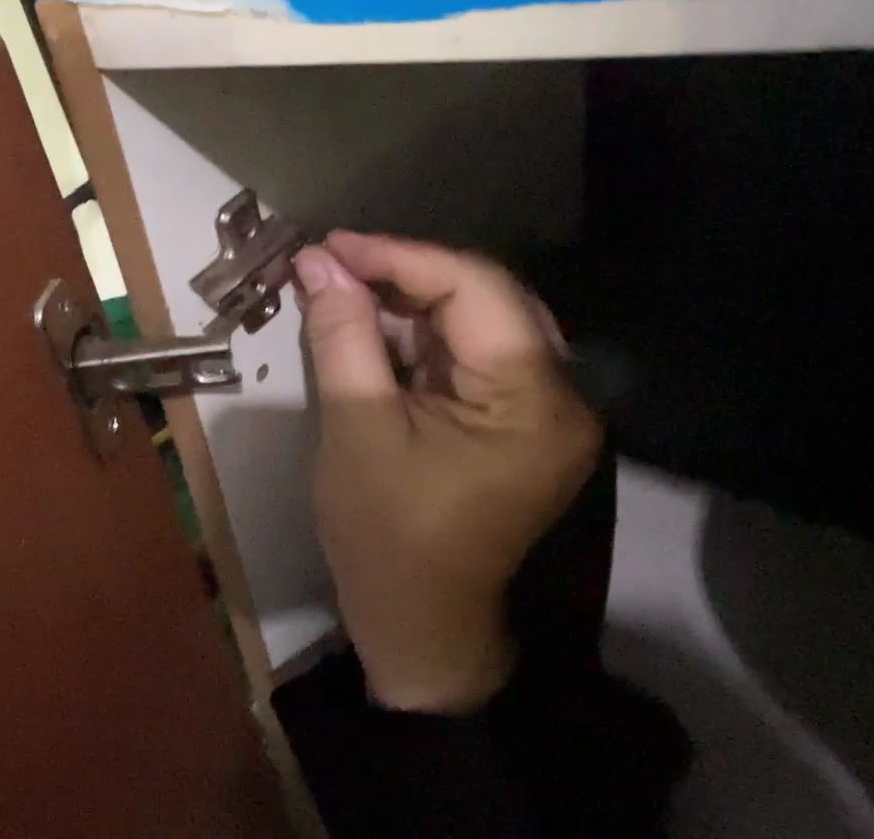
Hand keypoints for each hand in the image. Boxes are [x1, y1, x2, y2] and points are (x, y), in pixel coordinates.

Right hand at [296, 232, 600, 713]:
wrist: (418, 628)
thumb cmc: (387, 537)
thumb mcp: (355, 429)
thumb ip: (342, 336)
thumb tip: (316, 262)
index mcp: (534, 401)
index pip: (476, 290)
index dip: (399, 256)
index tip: (328, 246)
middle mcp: (557, 397)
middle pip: (483, 300)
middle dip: (402, 276)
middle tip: (329, 264)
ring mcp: (538, 413)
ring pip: (474, 326)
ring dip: (405, 306)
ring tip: (336, 290)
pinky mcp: (512, 427)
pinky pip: (466, 361)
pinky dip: (415, 341)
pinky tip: (365, 330)